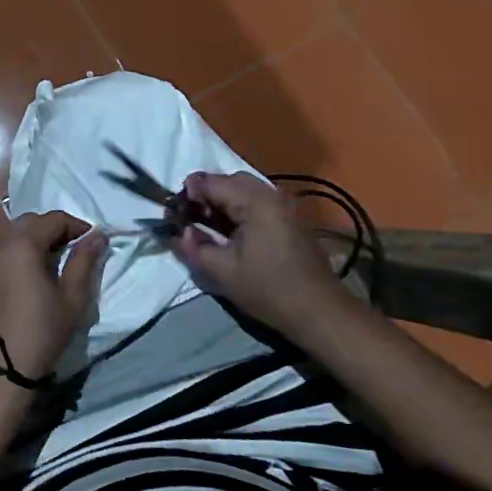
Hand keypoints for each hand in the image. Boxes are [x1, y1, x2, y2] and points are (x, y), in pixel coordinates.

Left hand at [0, 212, 106, 378]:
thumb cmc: (42, 332)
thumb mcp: (72, 298)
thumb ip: (84, 261)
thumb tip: (98, 236)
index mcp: (22, 246)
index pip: (53, 219)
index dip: (77, 226)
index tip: (93, 242)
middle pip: (29, 222)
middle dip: (54, 229)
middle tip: (75, 250)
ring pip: (12, 237)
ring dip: (35, 241)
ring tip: (54, 264)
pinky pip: (1, 254)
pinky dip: (19, 254)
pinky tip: (31, 277)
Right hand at [171, 172, 354, 336]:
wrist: (318, 309)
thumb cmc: (268, 290)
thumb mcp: (222, 272)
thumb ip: (194, 247)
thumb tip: (178, 231)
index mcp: (255, 201)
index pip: (210, 182)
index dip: (187, 195)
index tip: (174, 216)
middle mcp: (272, 193)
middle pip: (229, 180)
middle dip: (206, 195)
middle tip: (190, 221)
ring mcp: (286, 204)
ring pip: (245, 190)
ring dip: (223, 202)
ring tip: (209, 228)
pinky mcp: (291, 217)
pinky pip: (259, 201)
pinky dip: (240, 209)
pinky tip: (233, 233)